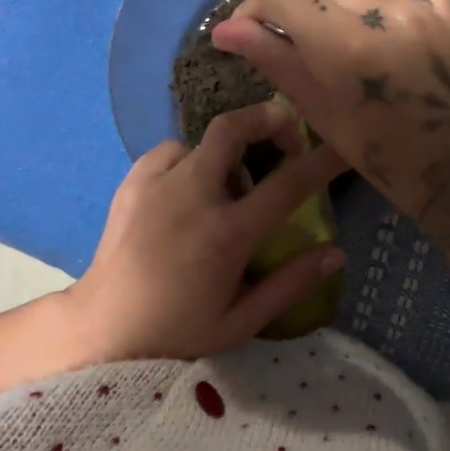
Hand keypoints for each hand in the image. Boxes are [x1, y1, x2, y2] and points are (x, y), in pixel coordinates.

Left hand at [64, 100, 347, 360]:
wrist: (105, 330)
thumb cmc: (179, 331)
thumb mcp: (242, 320)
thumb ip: (290, 283)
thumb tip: (335, 253)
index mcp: (228, 233)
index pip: (288, 183)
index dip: (324, 160)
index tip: (344, 147)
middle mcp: (193, 196)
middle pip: (233, 128)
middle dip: (267, 119)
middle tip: (285, 138)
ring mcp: (156, 185)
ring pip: (200, 142)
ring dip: (224, 154)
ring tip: (228, 187)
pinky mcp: (130, 185)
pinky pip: (168, 152)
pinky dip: (188, 161)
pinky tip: (187, 191)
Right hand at [209, 0, 449, 254]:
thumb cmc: (392, 161)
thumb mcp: (325, 116)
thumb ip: (277, 61)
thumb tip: (226, 30)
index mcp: (351, 43)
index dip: (258, 6)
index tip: (253, 27)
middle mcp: (396, 5)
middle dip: (309, 4)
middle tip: (315, 42)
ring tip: (362, 31)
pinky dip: (400, 5)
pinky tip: (408, 44)